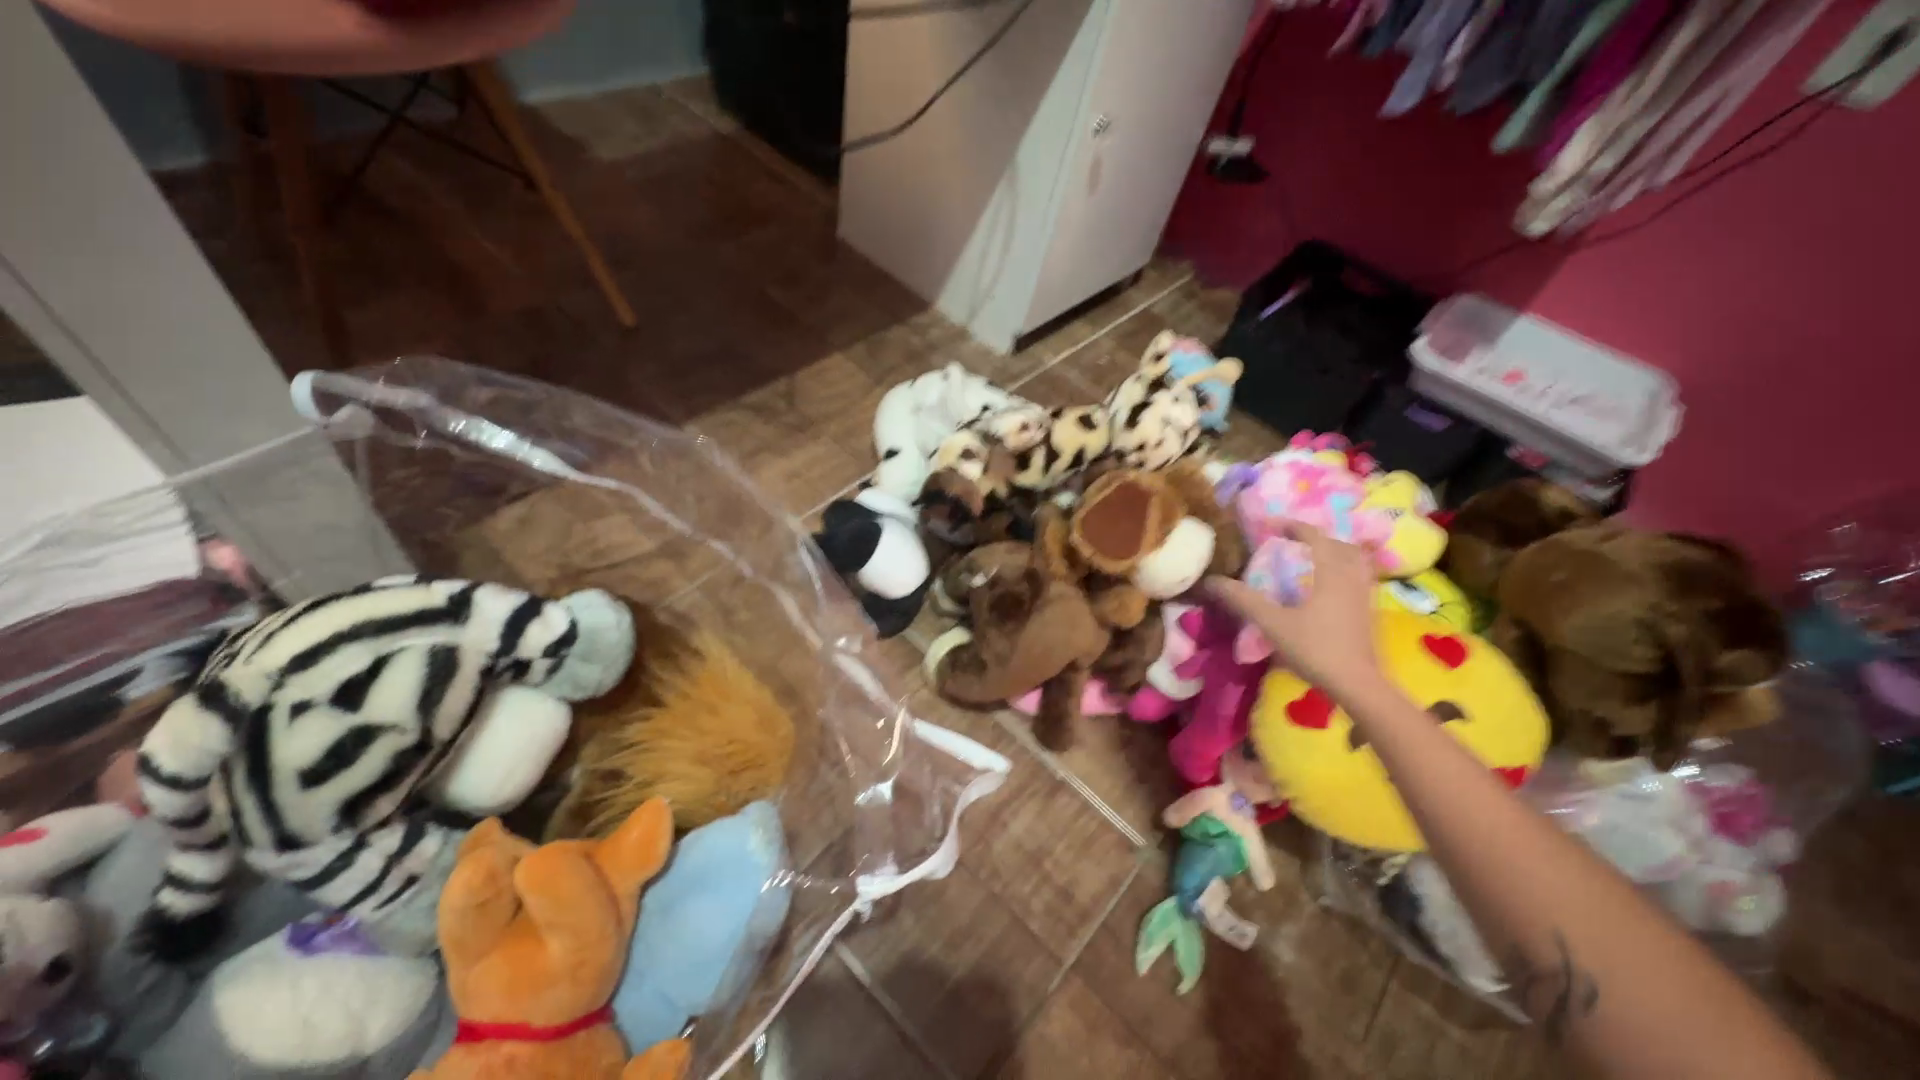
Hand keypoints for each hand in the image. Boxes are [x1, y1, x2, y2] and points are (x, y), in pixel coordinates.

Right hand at [1203, 522, 1380, 694]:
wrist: (1357, 684)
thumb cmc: (1316, 649)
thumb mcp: (1273, 624)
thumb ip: (1244, 600)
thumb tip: (1212, 581)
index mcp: (1331, 573)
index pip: (1316, 538)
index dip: (1295, 527)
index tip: (1274, 525)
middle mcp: (1352, 579)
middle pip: (1342, 547)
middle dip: (1319, 539)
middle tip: (1297, 543)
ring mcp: (1365, 598)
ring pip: (1356, 564)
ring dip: (1337, 555)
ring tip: (1316, 562)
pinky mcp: (1369, 616)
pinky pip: (1360, 582)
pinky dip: (1344, 575)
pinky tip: (1329, 591)